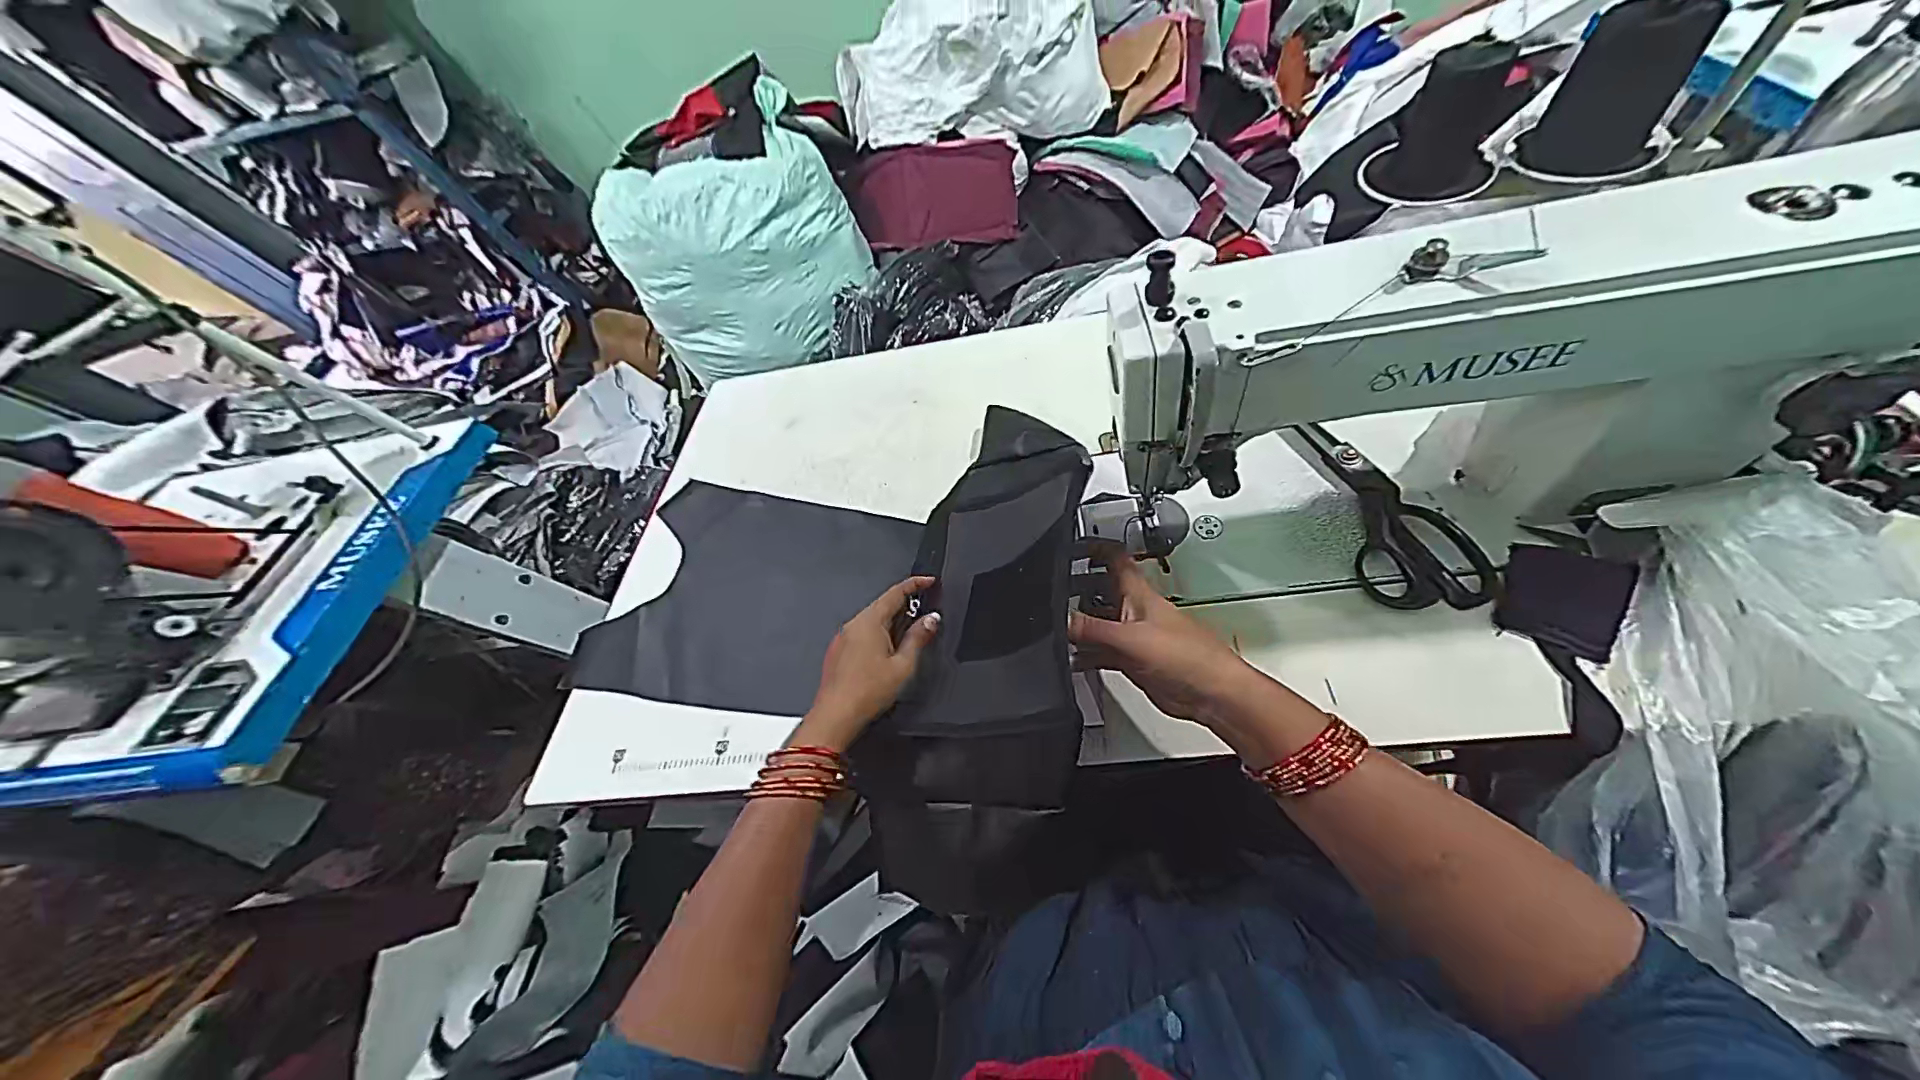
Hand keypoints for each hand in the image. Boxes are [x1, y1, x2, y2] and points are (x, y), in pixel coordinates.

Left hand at [797, 577, 940, 750]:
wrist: (836, 715)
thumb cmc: (867, 692)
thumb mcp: (903, 665)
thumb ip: (918, 638)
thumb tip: (930, 620)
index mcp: (870, 622)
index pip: (895, 592)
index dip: (915, 584)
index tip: (928, 581)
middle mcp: (854, 625)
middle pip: (883, 606)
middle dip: (906, 607)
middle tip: (925, 615)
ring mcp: (844, 638)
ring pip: (873, 621)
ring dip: (893, 624)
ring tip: (909, 639)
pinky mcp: (840, 651)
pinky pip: (863, 634)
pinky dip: (879, 636)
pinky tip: (888, 654)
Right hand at [1069, 548, 1267, 732]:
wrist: (1212, 693)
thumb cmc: (1192, 657)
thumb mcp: (1131, 638)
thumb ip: (1093, 629)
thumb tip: (1062, 620)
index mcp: (1139, 594)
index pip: (1115, 559)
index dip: (1095, 548)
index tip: (1073, 543)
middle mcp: (1135, 611)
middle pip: (1100, 592)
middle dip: (1076, 590)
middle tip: (1052, 591)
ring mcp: (1134, 637)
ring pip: (1098, 624)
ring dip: (1079, 627)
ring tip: (1056, 628)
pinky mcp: (1133, 660)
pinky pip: (1102, 652)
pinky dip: (1086, 654)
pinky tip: (1073, 658)